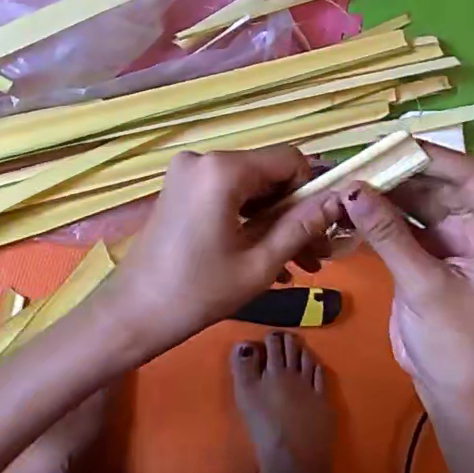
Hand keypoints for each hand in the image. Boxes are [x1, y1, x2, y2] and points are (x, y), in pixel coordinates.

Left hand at [101, 146, 343, 356]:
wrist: (133, 313)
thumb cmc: (197, 292)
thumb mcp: (259, 263)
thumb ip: (301, 226)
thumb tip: (340, 200)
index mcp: (222, 169)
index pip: (289, 160)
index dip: (312, 191)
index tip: (323, 229)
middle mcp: (203, 159)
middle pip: (268, 174)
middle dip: (294, 213)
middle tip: (314, 256)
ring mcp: (186, 173)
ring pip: (249, 188)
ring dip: (273, 222)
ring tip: (294, 266)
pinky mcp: (179, 189)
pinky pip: (226, 196)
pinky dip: (247, 221)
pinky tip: (264, 259)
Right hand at [338, 143, 473, 403]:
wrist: (454, 394)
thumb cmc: (458, 347)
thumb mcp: (424, 288)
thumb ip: (389, 235)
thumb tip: (351, 189)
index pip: (471, 177)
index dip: (427, 158)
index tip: (382, 147)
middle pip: (441, 184)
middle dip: (397, 174)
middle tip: (352, 164)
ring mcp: (461, 236)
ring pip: (420, 199)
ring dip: (384, 192)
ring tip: (344, 180)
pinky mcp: (435, 249)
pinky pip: (406, 220)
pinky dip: (380, 214)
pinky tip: (350, 205)